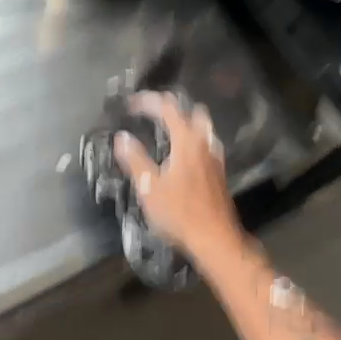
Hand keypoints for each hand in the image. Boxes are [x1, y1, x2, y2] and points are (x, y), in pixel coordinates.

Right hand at [112, 92, 242, 260]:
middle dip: (170, 106)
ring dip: (184, 121)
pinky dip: (192, 139)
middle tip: (150, 111)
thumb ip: (135, 159)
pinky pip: (205, 143)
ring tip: (165, 129)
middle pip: (190, 111)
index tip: (129, 104)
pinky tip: (182, 154)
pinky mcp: (219, 171)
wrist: (215, 238)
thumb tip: (121, 138)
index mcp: (186, 141)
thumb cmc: (179, 213)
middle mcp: (204, 142)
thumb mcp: (149, 187)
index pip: (167, 107)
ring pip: (202, 126)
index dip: (147, 101)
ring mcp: (215, 156)